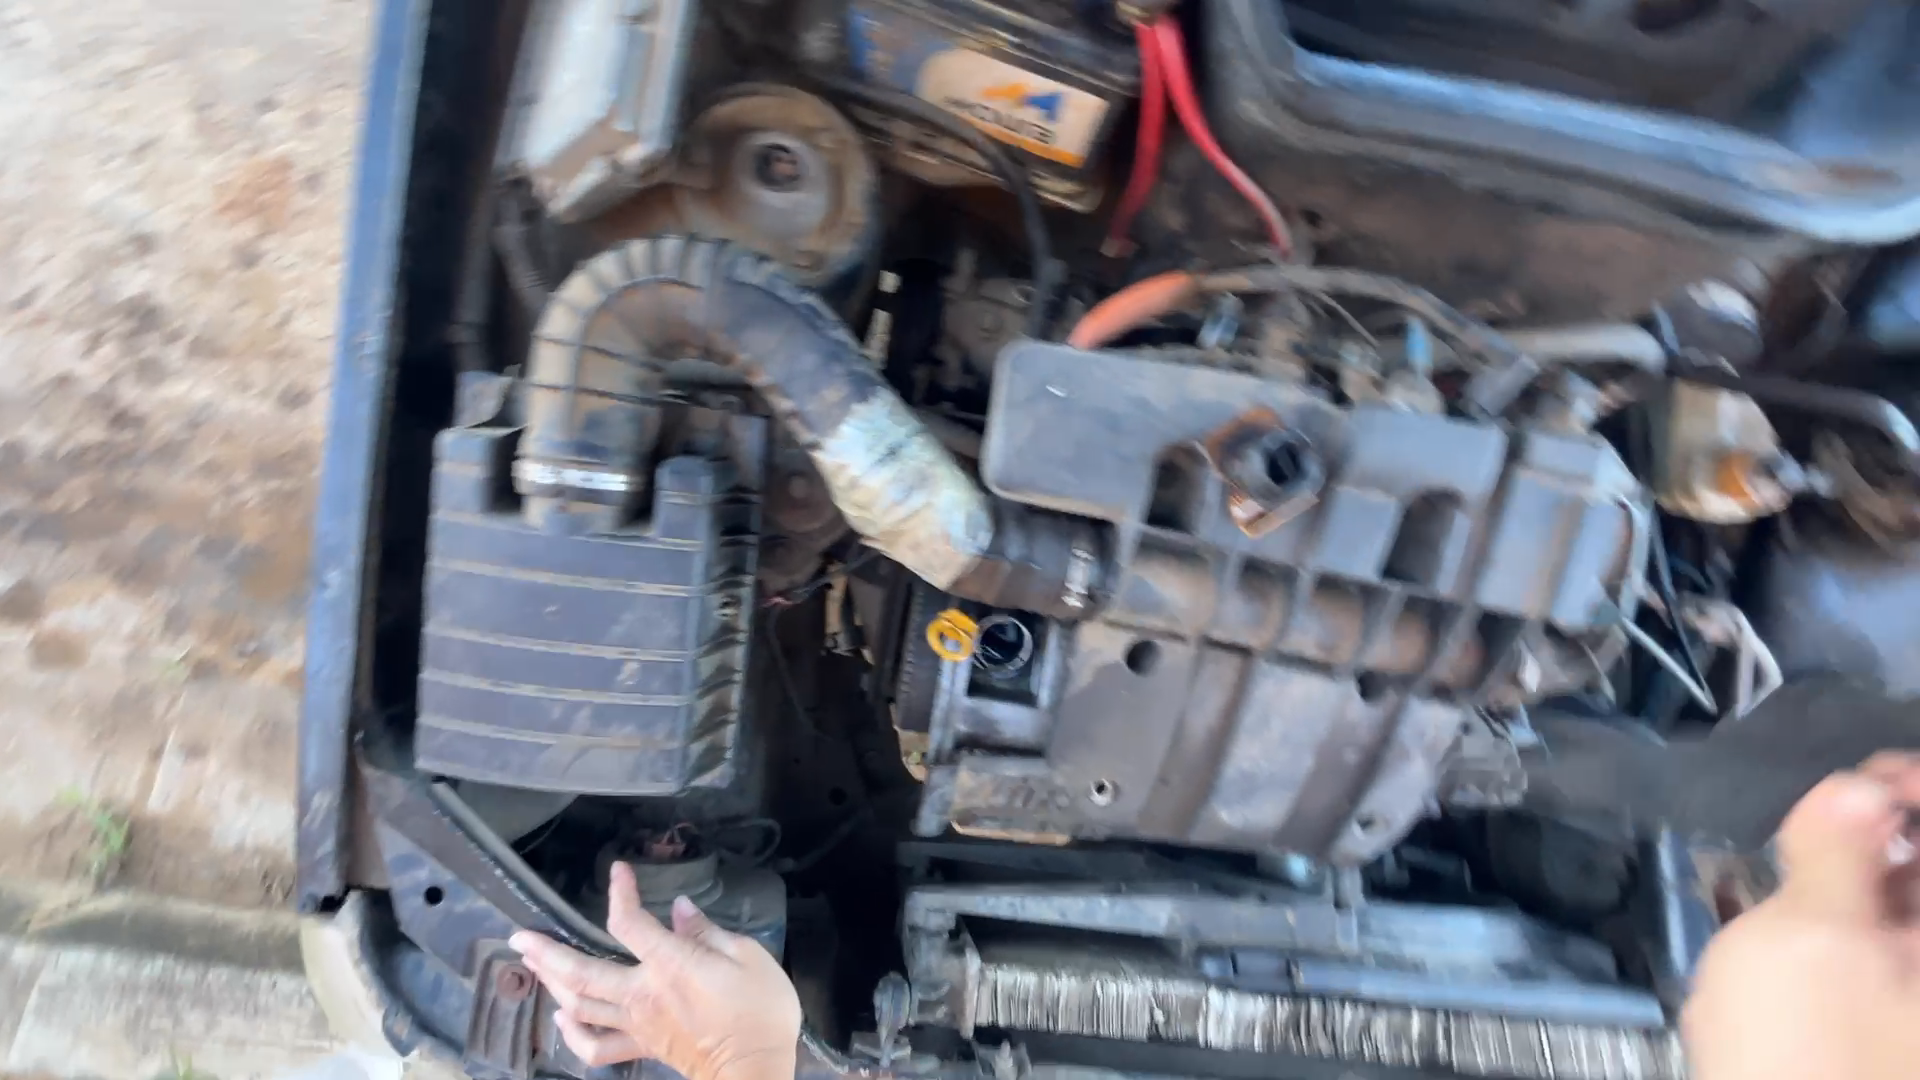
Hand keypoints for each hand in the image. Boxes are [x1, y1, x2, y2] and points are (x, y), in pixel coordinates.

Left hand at [509, 861, 802, 1079]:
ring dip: (551, 984)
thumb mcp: (747, 955)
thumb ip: (707, 931)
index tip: (617, 870)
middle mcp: (642, 994)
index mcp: (670, 965)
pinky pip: (595, 1046)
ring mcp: (637, 1024)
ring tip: (532, 964)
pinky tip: (561, 1018)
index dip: (620, 894)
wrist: (756, 1069)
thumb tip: (679, 909)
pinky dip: (572, 1033)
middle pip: (582, 972)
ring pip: (581, 1005)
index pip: (630, 924)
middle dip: (548, 953)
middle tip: (520, 936)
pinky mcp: (642, 1047)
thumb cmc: (759, 1007)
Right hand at [1683, 753, 1919, 1079]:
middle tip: (1851, 782)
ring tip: (1824, 813)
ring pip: (1899, 887)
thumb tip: (1856, 788)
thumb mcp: (1813, 936)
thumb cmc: (1802, 1041)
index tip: (1881, 768)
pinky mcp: (1866, 981)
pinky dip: (1843, 879)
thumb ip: (1835, 856)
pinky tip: (1807, 866)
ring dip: (1866, 845)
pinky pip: (1866, 912)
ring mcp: (1902, 972)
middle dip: (1896, 818)